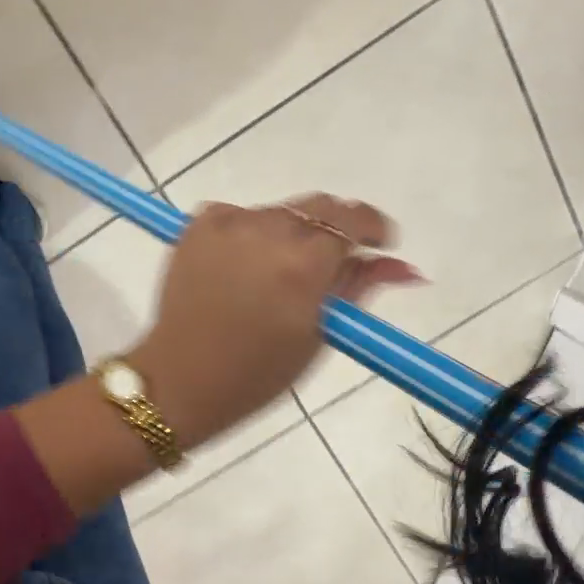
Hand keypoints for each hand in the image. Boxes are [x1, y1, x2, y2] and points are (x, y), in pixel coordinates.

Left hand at [128, 194, 420, 450]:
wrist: (181, 376)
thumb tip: (402, 266)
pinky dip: (248, 231)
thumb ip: (356, 288)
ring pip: (276, 212)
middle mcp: (266, 233)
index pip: (351, 219)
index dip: (371, 227)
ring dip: (289, 232)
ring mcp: (227, 225)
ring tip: (277, 274)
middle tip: (330, 261)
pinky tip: (243, 265)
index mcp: (302, 265)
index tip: (378, 243)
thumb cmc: (257, 371)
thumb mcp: (318, 334)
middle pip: (316, 207)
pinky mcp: (196, 226)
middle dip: (333, 227)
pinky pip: (236, 215)